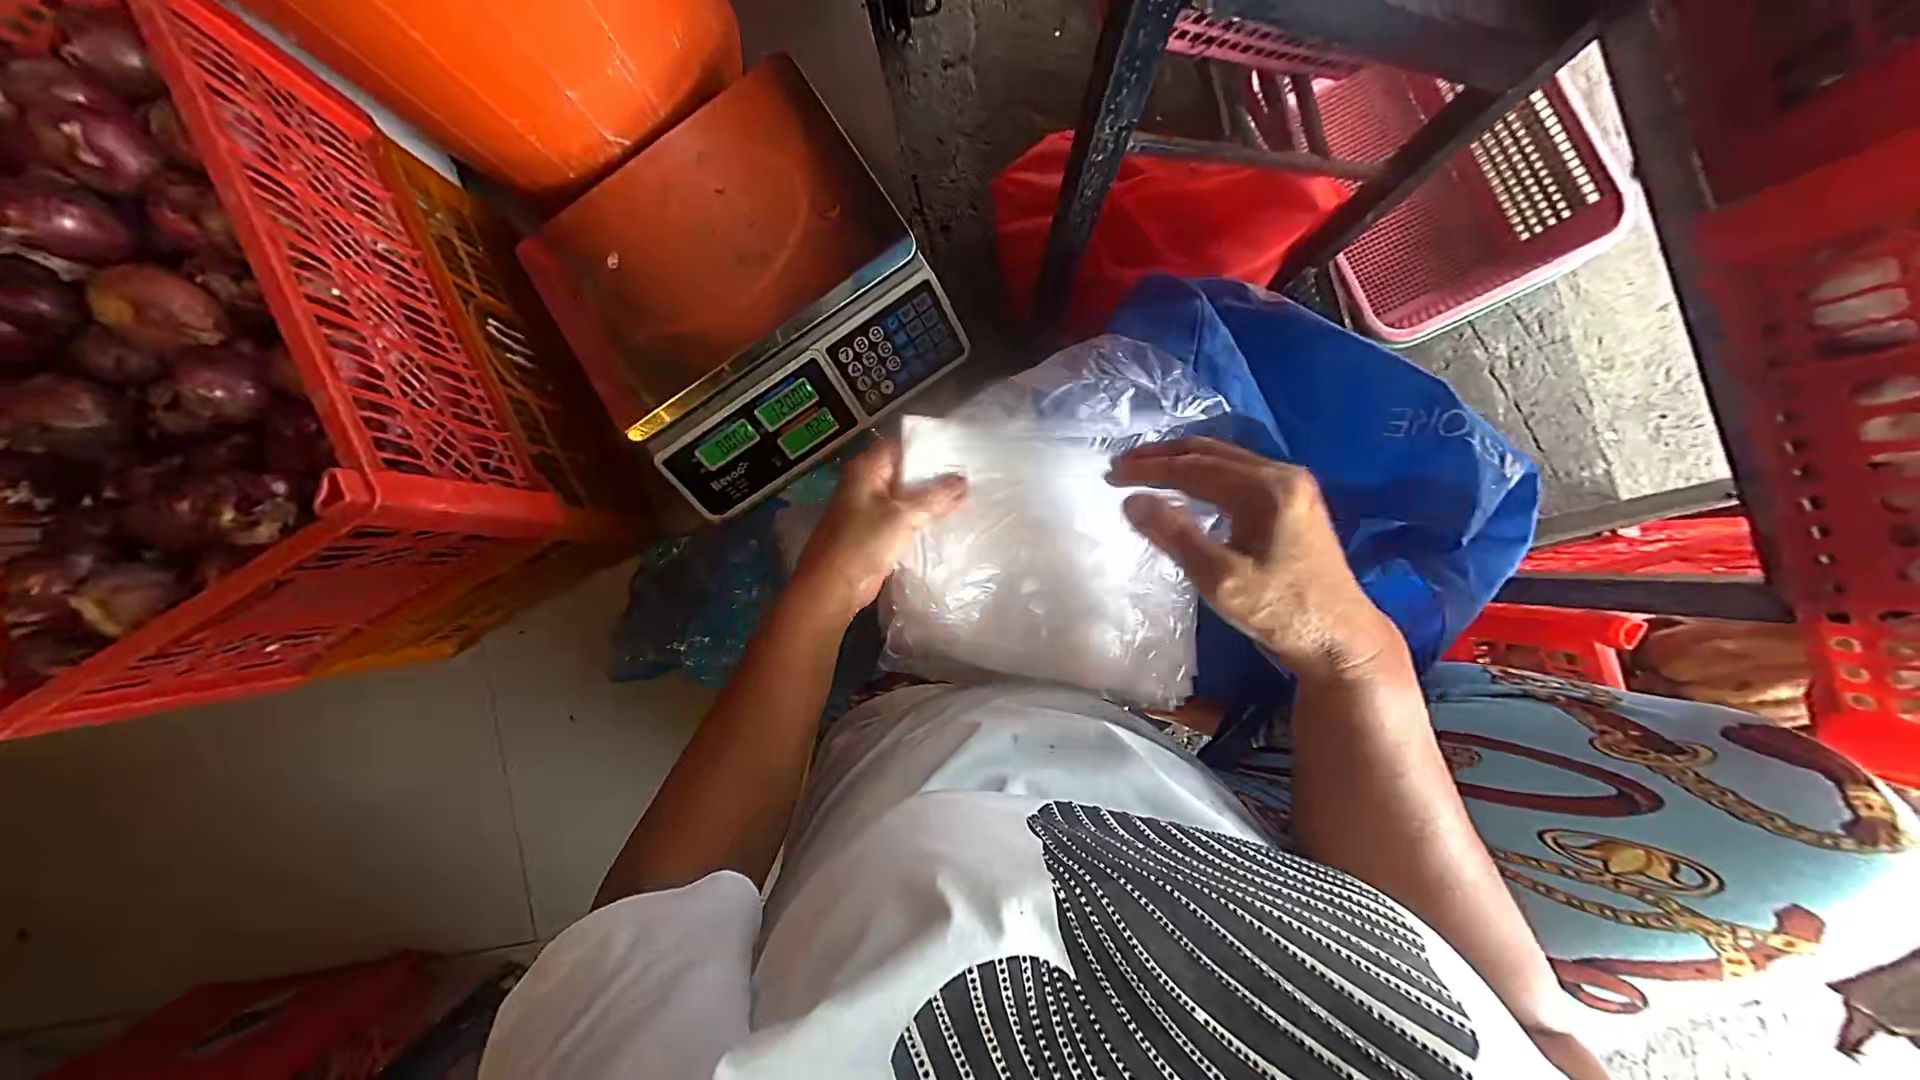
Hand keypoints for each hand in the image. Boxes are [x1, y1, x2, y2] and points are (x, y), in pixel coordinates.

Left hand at [791, 438, 966, 619]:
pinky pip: (905, 515)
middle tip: (970, 473)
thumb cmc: (863, 542)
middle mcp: (868, 482)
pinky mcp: (878, 529)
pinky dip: (923, 516)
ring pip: (908, 495)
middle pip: (907, 470)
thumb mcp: (903, 515)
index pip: (903, 446)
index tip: (960, 450)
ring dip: (931, 497)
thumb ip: (936, 497)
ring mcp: (872, 507)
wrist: (834, 586)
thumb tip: (964, 481)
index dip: (931, 446)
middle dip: (936, 474)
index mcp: (867, 469)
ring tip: (967, 494)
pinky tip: (948, 518)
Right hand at [1108, 437, 1400, 680]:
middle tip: (1122, 464)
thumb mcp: (1220, 578)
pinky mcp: (1293, 504)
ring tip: (1146, 470)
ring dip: (1182, 462)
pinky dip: (1204, 474)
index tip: (1112, 474)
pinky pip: (1238, 474)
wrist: (1342, 641)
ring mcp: (1292, 488)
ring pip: (1225, 460)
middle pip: (1210, 452)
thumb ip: (1175, 535)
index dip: (1149, 468)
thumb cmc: (1281, 612)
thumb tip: (1132, 501)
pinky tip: (1187, 487)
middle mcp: (1282, 476)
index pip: (1193, 467)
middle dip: (1162, 456)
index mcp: (1267, 488)